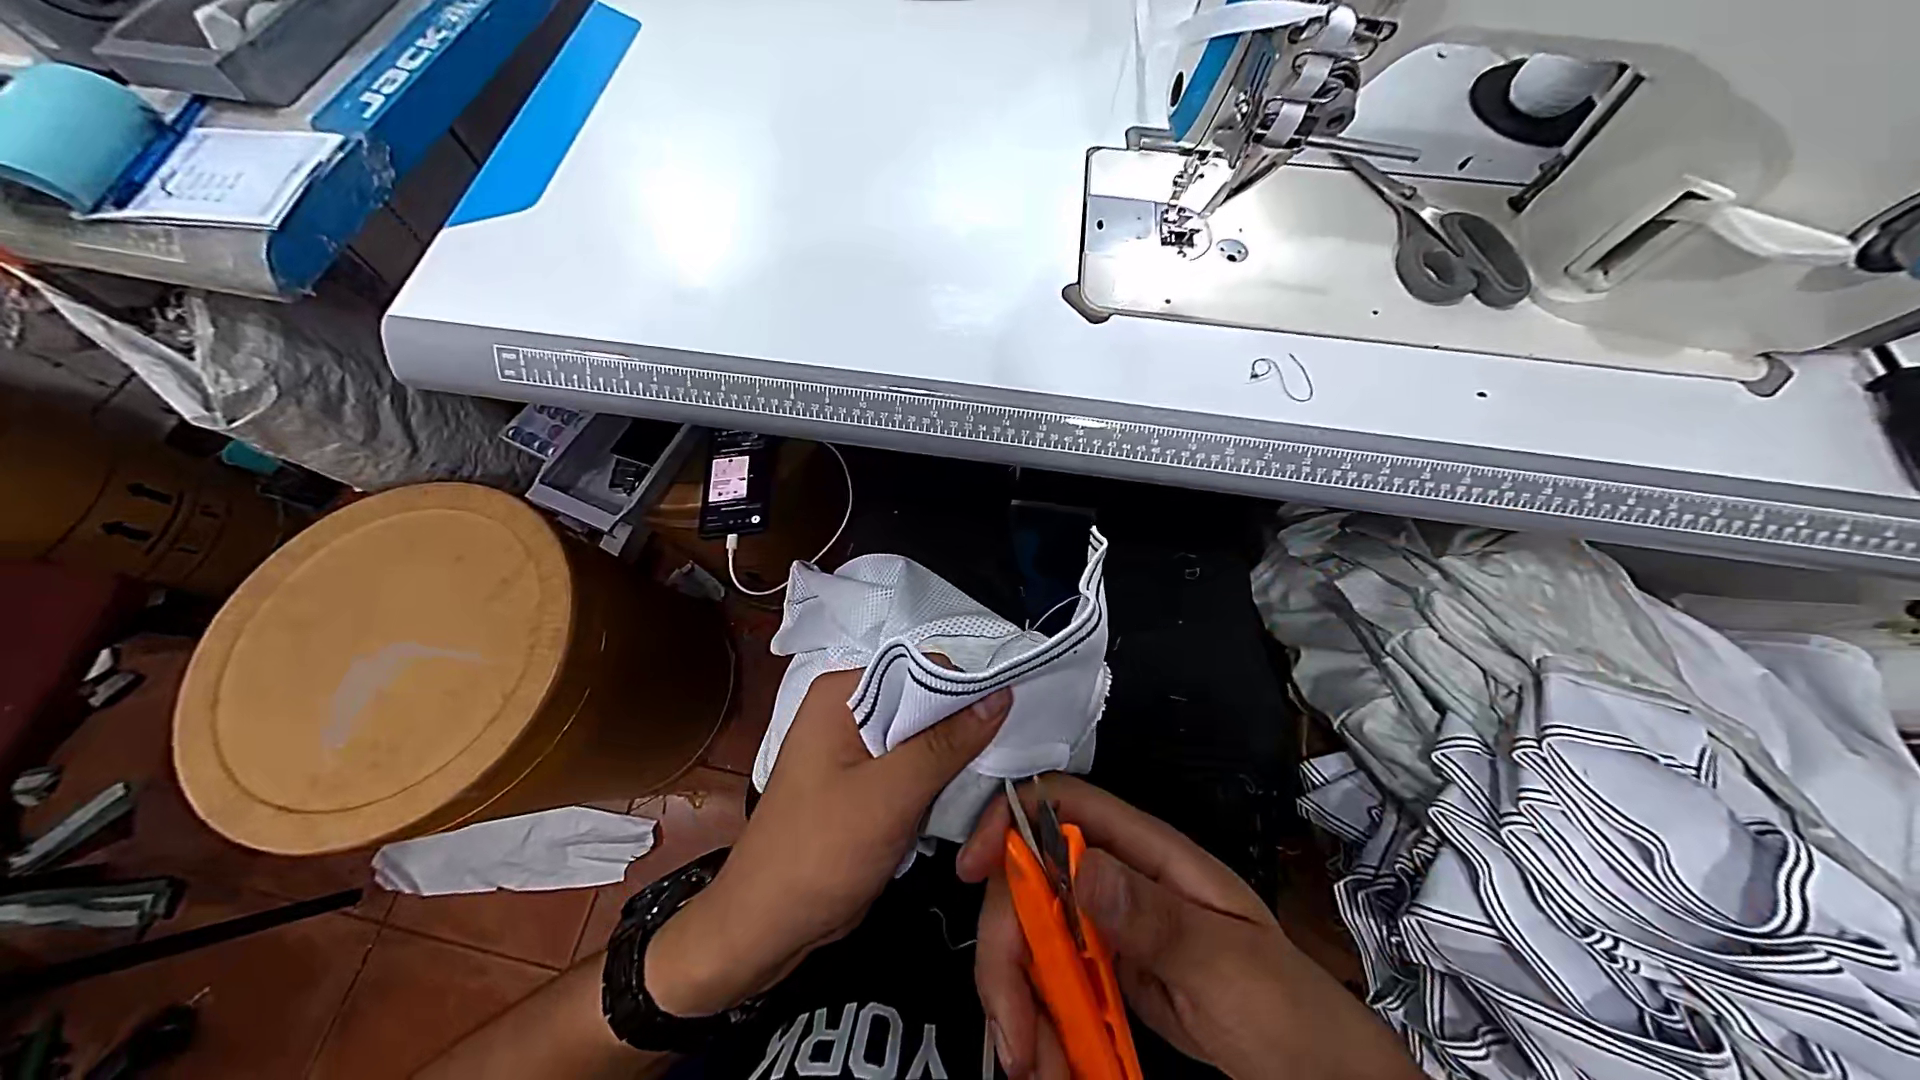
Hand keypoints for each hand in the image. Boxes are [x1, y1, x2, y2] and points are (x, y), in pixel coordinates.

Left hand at [646, 669, 1011, 1015]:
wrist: (766, 928)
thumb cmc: (819, 853)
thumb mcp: (890, 794)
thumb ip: (947, 742)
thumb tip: (1001, 694)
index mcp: (844, 693)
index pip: (925, 669)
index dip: (966, 696)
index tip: (1001, 732)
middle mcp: (850, 709)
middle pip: (928, 704)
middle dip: (960, 736)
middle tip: (993, 771)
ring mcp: (857, 747)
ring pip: (926, 739)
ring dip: (952, 767)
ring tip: (974, 795)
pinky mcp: (867, 782)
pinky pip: (915, 768)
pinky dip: (936, 786)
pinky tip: (950, 809)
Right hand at [958, 775, 1418, 1079]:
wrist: (1312, 1071)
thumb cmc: (1285, 1007)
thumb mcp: (1224, 962)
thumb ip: (1153, 914)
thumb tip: (1076, 863)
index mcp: (1147, 852)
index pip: (1063, 805)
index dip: (1009, 820)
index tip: (972, 872)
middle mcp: (1116, 877)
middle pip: (1029, 881)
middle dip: (1006, 950)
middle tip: (1012, 1033)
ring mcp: (1105, 923)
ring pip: (1030, 934)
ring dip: (1019, 998)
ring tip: (1036, 1066)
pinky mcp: (1101, 967)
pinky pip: (1048, 977)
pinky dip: (1037, 1018)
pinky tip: (1049, 1060)